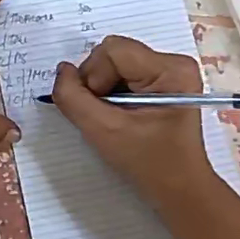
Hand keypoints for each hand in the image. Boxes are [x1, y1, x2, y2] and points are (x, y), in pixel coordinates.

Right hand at [48, 35, 215, 197]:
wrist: (177, 187)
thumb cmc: (147, 162)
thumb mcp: (101, 130)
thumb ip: (72, 96)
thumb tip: (62, 70)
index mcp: (171, 70)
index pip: (111, 51)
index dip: (94, 77)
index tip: (101, 108)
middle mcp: (173, 62)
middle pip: (111, 53)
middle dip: (96, 81)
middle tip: (104, 112)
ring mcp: (168, 70)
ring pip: (111, 61)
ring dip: (100, 87)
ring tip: (112, 114)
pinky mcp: (160, 79)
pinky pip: (118, 71)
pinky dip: (108, 90)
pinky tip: (119, 111)